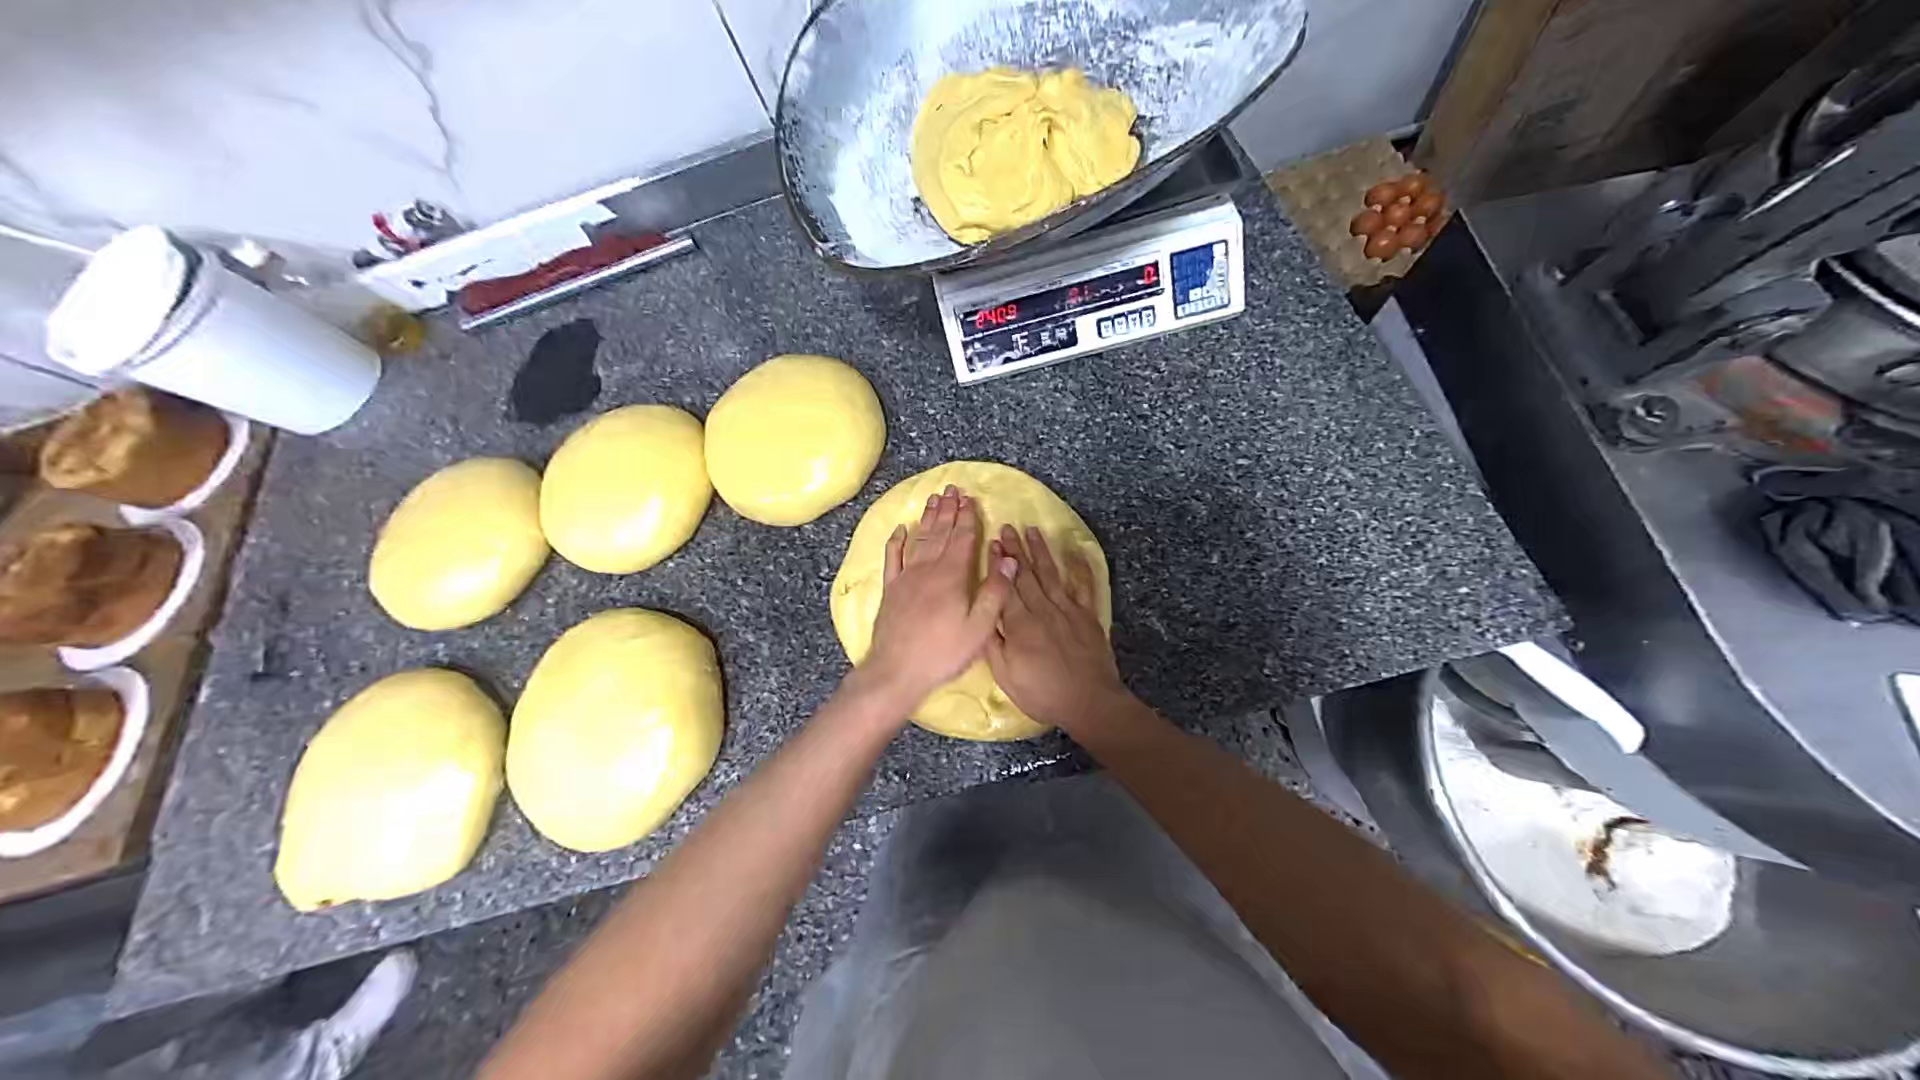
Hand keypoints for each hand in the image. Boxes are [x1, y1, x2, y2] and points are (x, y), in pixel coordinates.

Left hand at [860, 485, 1017, 705]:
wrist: (896, 671)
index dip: (968, 517)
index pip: (962, 539)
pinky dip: (896, 542)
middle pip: (940, 533)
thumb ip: (995, 592)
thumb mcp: (979, 628)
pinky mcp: (890, 591)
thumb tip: (1009, 559)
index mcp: (952, 576)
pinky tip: (900, 530)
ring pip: (919, 540)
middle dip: (948, 510)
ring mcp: (905, 578)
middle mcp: (927, 569)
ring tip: (933, 499)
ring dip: (928, 519)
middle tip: (952, 489)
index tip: (970, 499)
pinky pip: (892, 558)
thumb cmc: (943, 652)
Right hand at [987, 525, 1131, 733]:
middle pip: (1026, 574)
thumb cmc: (1042, 693)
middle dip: (1015, 550)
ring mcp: (1068, 610)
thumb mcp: (1005, 675)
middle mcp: (1042, 609)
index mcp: (1019, 623)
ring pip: (1051, 573)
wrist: (1088, 702)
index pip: (1005, 586)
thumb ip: (992, 644)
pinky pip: (1084, 585)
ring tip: (1032, 530)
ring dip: (1040, 551)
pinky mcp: (1087, 615)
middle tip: (1007, 527)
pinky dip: (1080, 566)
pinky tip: (1075, 550)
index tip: (992, 544)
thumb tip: (982, 616)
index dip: (998, 564)